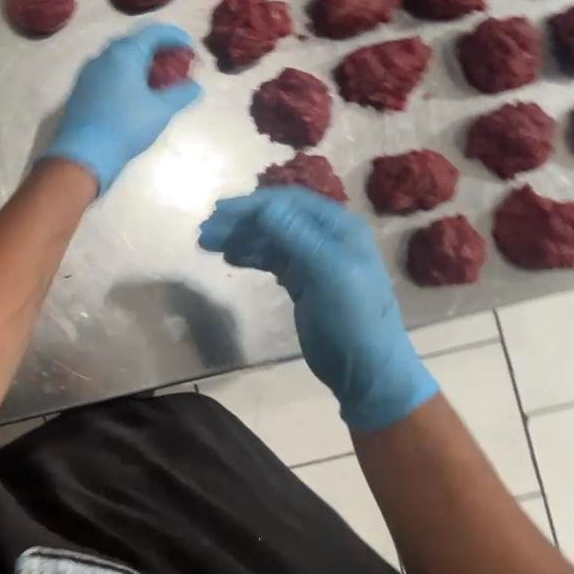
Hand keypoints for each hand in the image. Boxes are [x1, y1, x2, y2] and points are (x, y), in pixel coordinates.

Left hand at [42, 23, 200, 192]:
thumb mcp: (161, 110)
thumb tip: (197, 87)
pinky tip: (136, 93)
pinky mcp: (81, 89)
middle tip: (177, 65)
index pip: (154, 32)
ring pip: (121, 58)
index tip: (191, 49)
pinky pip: (109, 72)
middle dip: (160, 51)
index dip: (176, 37)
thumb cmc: (126, 126)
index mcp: (124, 53)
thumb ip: (182, 94)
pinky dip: (127, 75)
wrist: (84, 153)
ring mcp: (89, 72)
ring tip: (159, 80)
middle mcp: (103, 55)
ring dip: (142, 64)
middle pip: (136, 43)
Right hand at [199, 187, 437, 431]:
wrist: (367, 370)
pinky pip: (273, 259)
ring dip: (241, 238)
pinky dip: (251, 256)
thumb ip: (295, 235)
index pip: (288, 202)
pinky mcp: (304, 283)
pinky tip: (230, 259)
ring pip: (271, 238)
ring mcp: (315, 260)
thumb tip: (260, 206)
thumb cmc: (353, 319)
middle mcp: (327, 237)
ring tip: (209, 245)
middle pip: (277, 217)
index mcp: (339, 227)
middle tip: (206, 233)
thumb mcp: (327, 272)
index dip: (252, 205)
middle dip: (241, 221)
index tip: (217, 213)